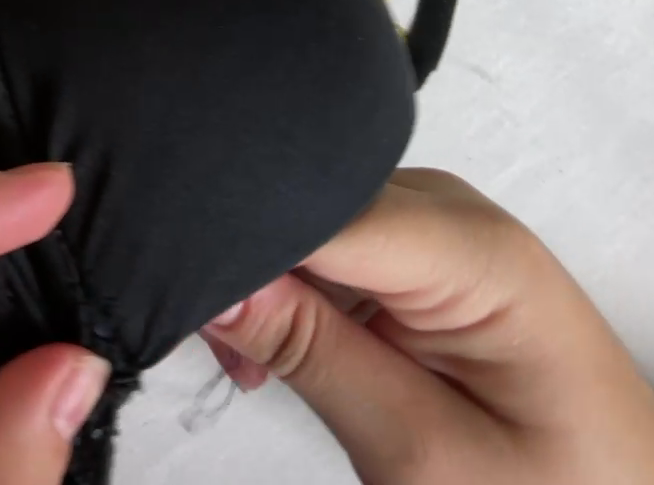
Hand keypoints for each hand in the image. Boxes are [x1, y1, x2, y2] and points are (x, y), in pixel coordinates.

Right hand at [201, 169, 653, 484]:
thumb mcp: (421, 451)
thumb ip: (308, 351)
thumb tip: (206, 280)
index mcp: (469, 248)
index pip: (309, 208)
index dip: (235, 242)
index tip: (184, 295)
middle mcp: (440, 205)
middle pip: (293, 202)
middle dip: (240, 268)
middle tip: (228, 352)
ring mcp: (420, 215)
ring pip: (290, 217)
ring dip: (255, 283)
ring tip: (253, 361)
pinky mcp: (401, 237)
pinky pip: (310, 236)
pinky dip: (278, 286)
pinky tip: (275, 338)